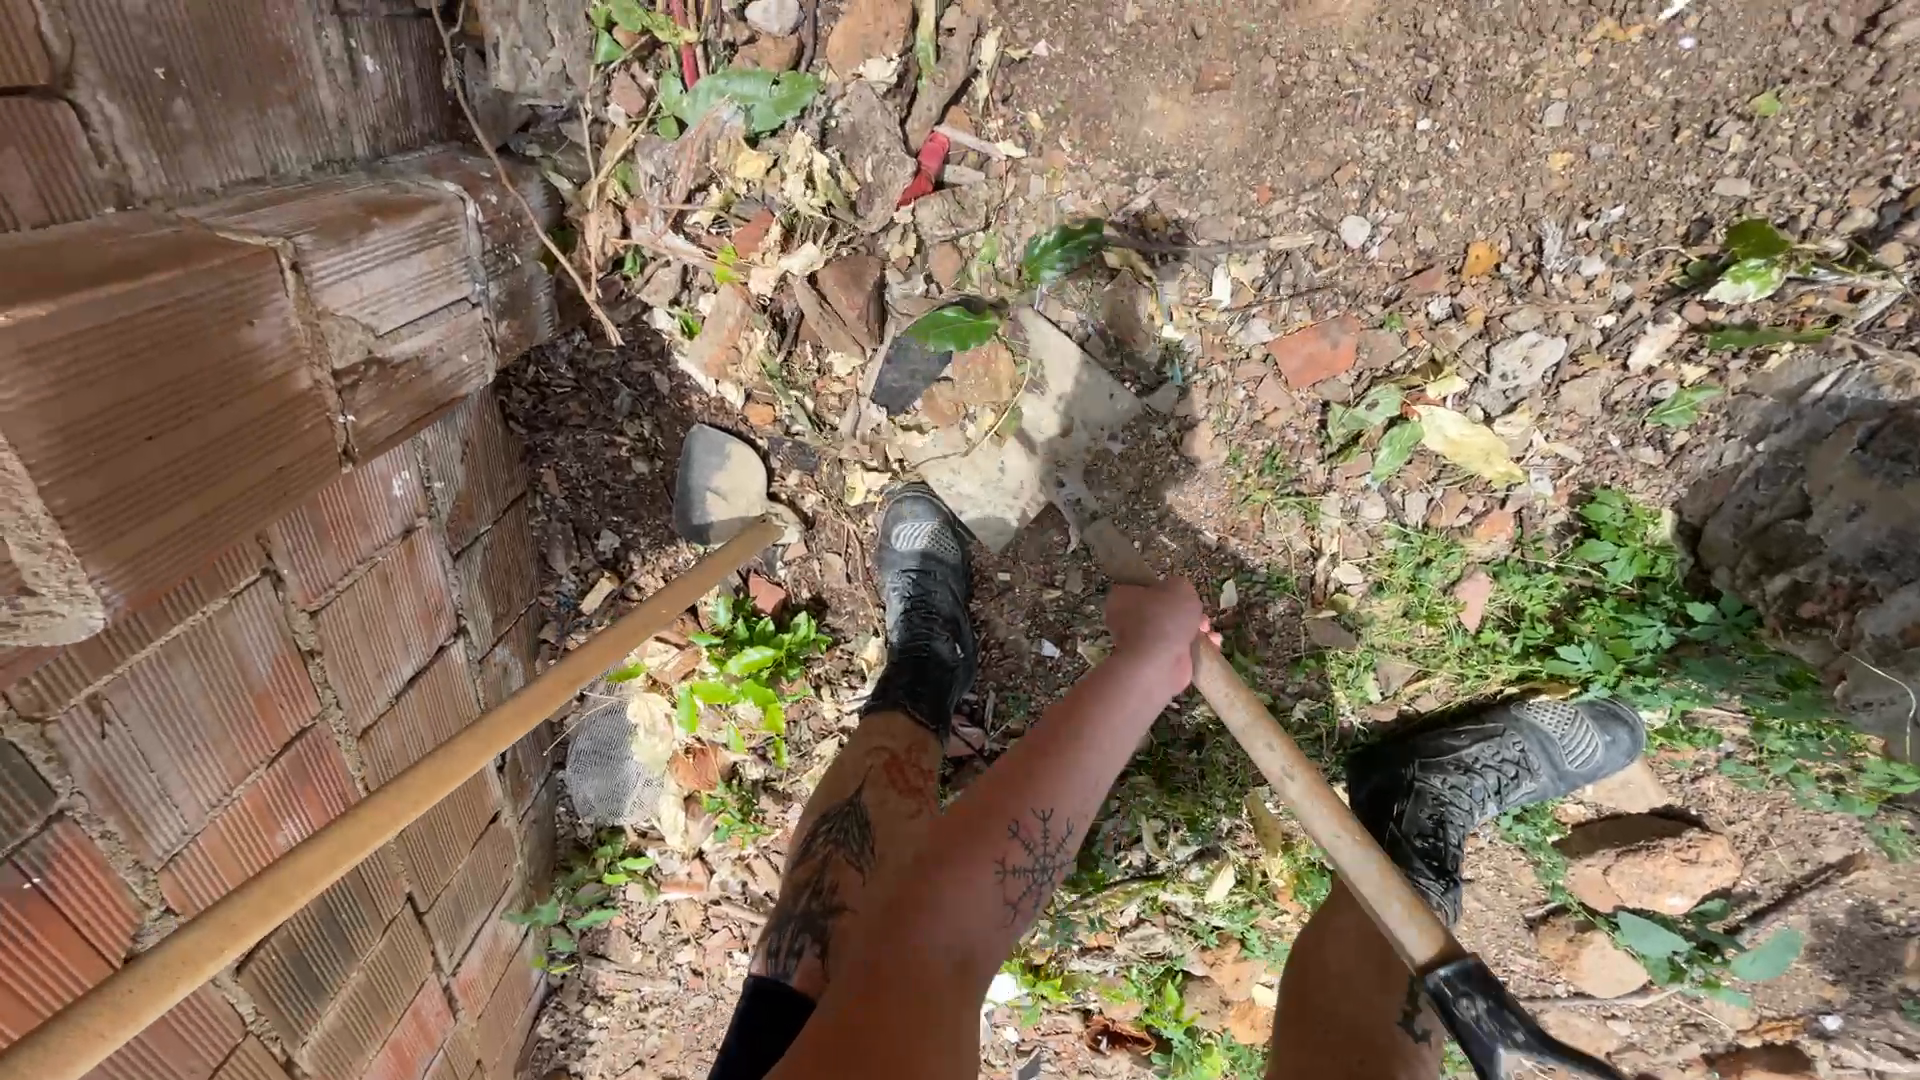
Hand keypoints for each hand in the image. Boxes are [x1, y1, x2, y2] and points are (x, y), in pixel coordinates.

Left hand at [1103, 578, 1212, 700]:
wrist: (1157, 662)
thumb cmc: (1163, 618)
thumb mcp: (1179, 587)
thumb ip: (1180, 586)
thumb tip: (1180, 595)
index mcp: (1122, 598)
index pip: (1143, 588)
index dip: (1165, 589)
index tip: (1182, 594)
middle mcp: (1126, 620)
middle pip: (1162, 610)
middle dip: (1186, 612)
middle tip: (1199, 615)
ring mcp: (1141, 643)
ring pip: (1173, 631)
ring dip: (1196, 630)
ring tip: (1208, 631)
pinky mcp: (1156, 661)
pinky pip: (1179, 650)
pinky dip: (1197, 647)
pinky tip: (1212, 644)